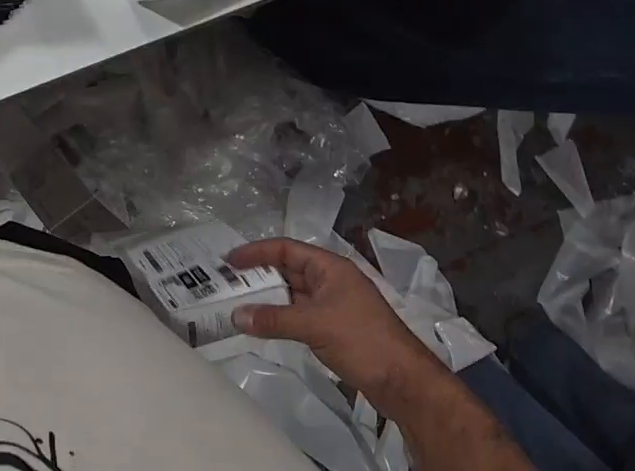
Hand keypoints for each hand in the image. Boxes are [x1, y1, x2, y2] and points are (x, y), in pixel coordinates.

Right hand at [227, 238, 444, 406]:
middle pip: (287, 270)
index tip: (229, 261)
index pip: (285, 249)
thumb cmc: (363, 341)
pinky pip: (299, 314)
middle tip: (227, 283)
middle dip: (258, 276)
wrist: (407, 385)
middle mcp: (331, 281)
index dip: (256, 252)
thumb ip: (273, 319)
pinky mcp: (335, 328)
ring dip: (268, 299)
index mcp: (330, 268)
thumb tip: (235, 316)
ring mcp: (334, 305)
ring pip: (293, 294)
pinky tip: (263, 325)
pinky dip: (280, 317)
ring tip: (238, 304)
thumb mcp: (315, 326)